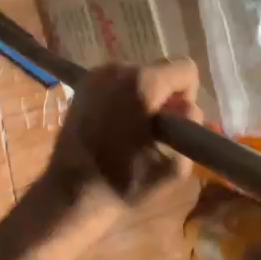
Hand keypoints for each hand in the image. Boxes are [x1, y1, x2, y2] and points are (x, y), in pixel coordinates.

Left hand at [42, 61, 202, 231]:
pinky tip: (114, 125)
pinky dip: (122, 97)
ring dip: (143, 97)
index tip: (176, 122)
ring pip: (137, 76)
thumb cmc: (125, 183)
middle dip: (164, 96)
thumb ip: (190, 128)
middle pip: (159, 71)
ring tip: (132, 131)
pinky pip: (116, 82)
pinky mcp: (82, 85)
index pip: (185, 68)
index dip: (188, 95)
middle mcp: (118, 69)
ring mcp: (96, 74)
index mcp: (144, 84)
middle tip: (156, 130)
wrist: (71, 192)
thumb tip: (188, 108)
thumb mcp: (174, 166)